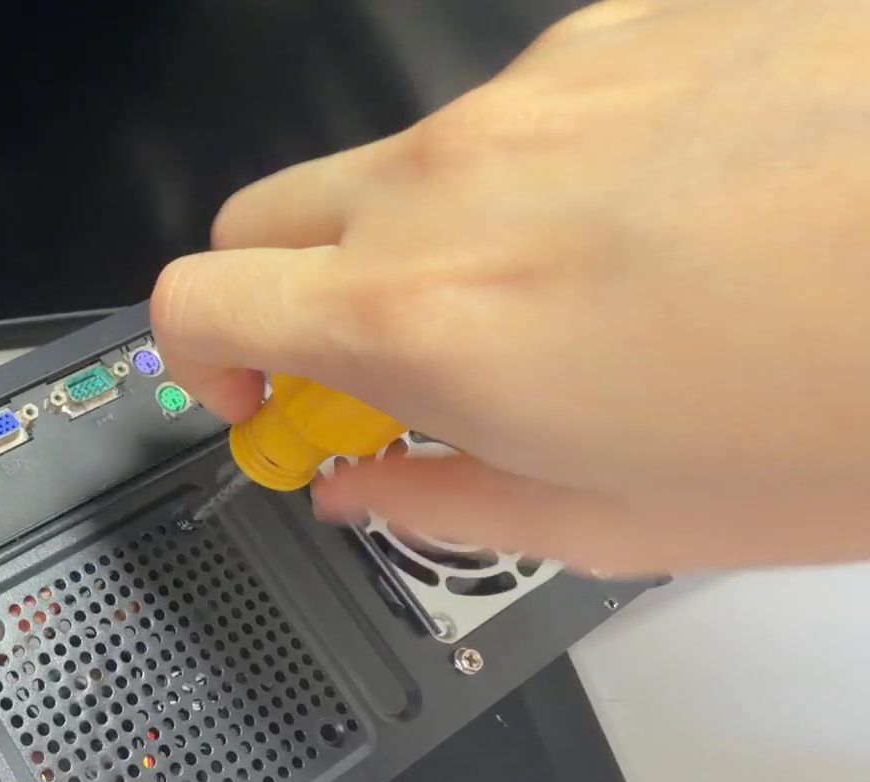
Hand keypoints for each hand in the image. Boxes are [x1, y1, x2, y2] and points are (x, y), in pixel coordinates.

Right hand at [152, 0, 869, 574]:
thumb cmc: (861, 419)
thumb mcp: (606, 520)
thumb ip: (428, 498)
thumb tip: (350, 484)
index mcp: (410, 313)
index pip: (192, 302)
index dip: (192, 360)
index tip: (256, 406)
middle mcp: (442, 181)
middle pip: (251, 224)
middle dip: (263, 298)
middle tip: (349, 362)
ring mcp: (540, 87)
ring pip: (382, 173)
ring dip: (402, 247)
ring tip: (544, 301)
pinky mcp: (643, 23)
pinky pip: (514, 115)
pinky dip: (521, 182)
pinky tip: (651, 221)